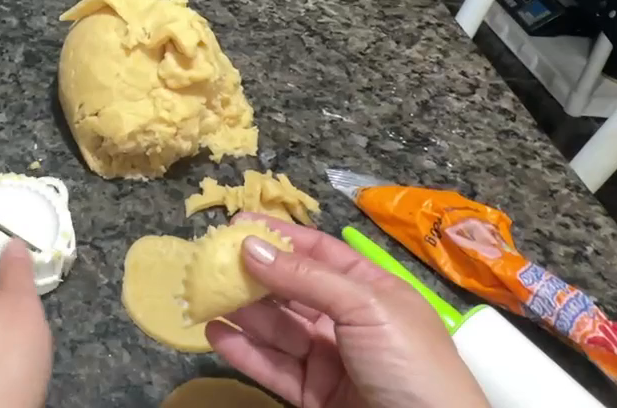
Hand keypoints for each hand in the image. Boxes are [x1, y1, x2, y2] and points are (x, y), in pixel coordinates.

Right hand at [206, 214, 488, 407]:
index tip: (234, 225)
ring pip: (277, 328)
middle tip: (209, 261)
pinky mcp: (315, 397)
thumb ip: (306, 278)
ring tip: (204, 295)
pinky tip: (215, 335)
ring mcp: (331, 360)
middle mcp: (348, 320)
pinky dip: (243, 351)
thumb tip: (250, 245)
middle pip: (291, 288)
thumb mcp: (366, 308)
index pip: (316, 252)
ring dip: (241, 311)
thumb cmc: (412, 365)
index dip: (277, 237)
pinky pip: (274, 368)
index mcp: (370, 290)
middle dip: (252, 274)